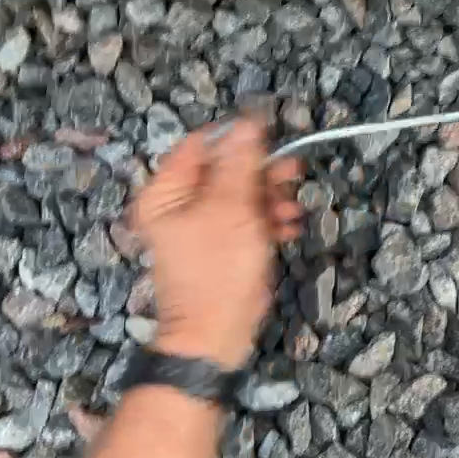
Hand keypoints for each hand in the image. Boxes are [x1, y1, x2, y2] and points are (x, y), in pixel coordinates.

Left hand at [128, 120, 302, 366]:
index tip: (271, 138)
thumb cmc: (218, 272)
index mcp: (166, 193)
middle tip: (292, 171)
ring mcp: (203, 227)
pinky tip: (287, 228)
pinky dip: (268, 220)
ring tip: (291, 210)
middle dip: (261, 172)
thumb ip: (239, 164)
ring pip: (242, 193)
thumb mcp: (231, 210)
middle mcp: (180, 205)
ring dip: (271, 197)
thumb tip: (246, 122)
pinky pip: (248, 219)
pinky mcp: (224, 245)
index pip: (201, 145)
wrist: (217, 336)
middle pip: (226, 169)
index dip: (236, 138)